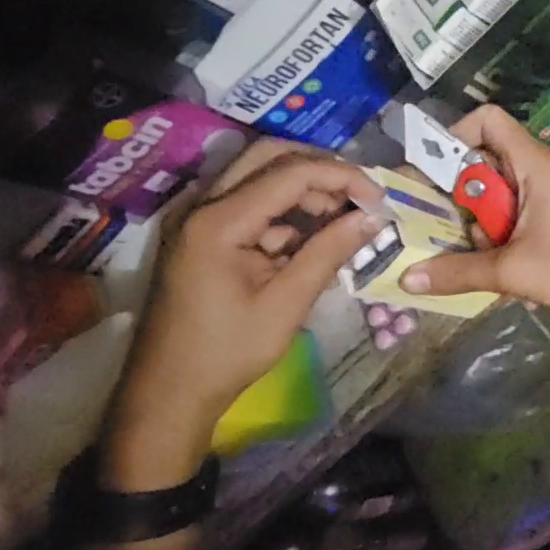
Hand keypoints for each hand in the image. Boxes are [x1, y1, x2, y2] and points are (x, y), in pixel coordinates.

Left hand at [100, 140, 385, 489]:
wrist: (169, 392)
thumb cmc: (228, 352)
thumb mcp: (288, 304)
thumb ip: (330, 252)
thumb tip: (373, 217)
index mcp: (218, 221)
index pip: (290, 173)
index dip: (342, 177)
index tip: (379, 199)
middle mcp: (203, 205)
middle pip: (270, 157)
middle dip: (322, 170)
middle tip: (360, 196)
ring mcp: (199, 217)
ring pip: (261, 175)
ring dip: (306, 189)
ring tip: (344, 220)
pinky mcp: (204, 233)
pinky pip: (252, 202)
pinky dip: (287, 211)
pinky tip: (315, 239)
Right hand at [399, 105, 549, 316]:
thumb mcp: (514, 270)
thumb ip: (459, 272)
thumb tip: (407, 278)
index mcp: (530, 163)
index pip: (484, 120)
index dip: (450, 136)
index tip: (426, 176)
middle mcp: (535, 169)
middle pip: (478, 161)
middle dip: (453, 195)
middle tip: (432, 229)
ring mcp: (544, 193)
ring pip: (491, 194)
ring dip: (475, 223)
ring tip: (471, 258)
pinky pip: (509, 214)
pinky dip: (495, 236)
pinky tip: (495, 270)